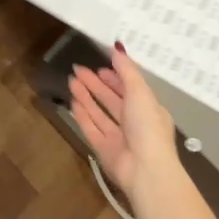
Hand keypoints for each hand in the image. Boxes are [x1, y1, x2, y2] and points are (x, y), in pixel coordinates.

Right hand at [70, 46, 178, 198]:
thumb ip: (127, 70)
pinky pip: (91, 128)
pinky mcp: (104, 149)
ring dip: (86, 96)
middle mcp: (134, 123)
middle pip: (111, 100)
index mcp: (148, 110)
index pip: (129, 89)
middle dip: (95, 84)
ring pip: (99, 112)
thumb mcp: (140, 92)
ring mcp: (118, 137)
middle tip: (77, 69)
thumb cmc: (146, 127)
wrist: (144, 170)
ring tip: (71, 80)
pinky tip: (72, 101)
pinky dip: (83, 115)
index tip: (100, 66)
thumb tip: (116, 48)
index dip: (115, 77)